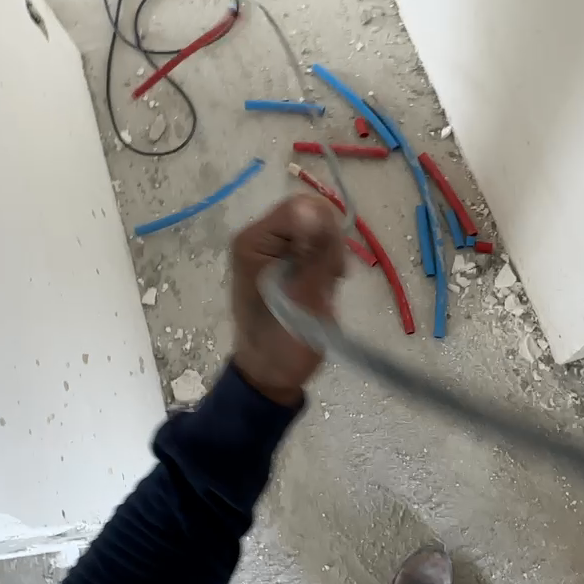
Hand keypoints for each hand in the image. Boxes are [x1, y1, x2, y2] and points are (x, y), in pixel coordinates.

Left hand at [231, 193, 345, 405]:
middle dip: (329, 244)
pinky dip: (328, 263)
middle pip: (311, 215)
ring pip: (320, 230)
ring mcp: (273, 248)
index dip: (323, 232)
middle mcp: (259, 237)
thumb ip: (313, 252)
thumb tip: (313, 208)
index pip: (299, 209)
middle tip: (330, 279)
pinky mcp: (287, 259)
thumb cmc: (282, 343)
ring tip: (325, 287)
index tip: (329, 268)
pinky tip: (324, 286)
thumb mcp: (303, 298)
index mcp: (253, 242)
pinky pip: (318, 246)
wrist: (272, 375)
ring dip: (330, 256)